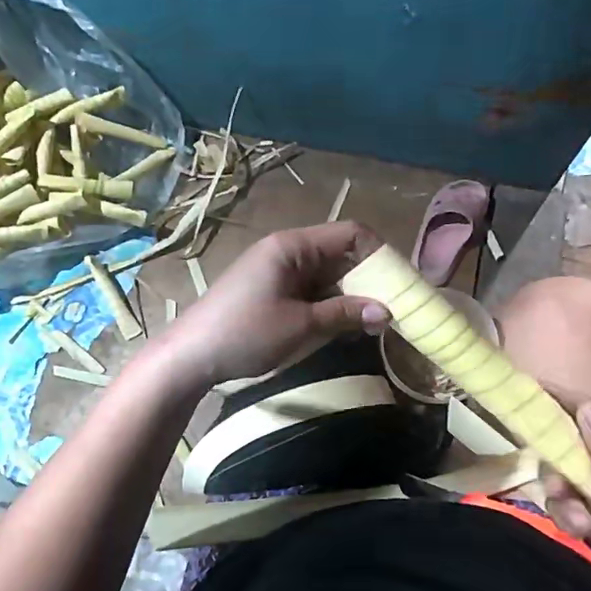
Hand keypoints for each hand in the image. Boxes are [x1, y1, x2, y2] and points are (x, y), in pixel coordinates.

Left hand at [152, 222, 388, 387]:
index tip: (400, 287)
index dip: (380, 255)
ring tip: (374, 323)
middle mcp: (286, 251)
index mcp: (292, 246)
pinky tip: (342, 327)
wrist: (190, 355)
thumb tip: (386, 312)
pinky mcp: (270, 291)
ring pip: (327, 275)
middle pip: (340, 254)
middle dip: (368, 280)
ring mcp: (276, 271)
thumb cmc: (245, 334)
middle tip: (393, 311)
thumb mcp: (301, 325)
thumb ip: (344, 313)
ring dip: (349, 295)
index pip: (351, 234)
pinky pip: (309, 290)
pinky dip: (328, 304)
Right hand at [545, 402, 590, 590]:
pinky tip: (582, 530)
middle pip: (568, 445)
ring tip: (577, 514)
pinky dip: (566, 517)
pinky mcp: (590, 526)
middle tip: (543, 460)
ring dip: (561, 494)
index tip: (529, 386)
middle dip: (555, 455)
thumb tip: (584, 405)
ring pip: (559, 479)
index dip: (564, 400)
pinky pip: (562, 510)